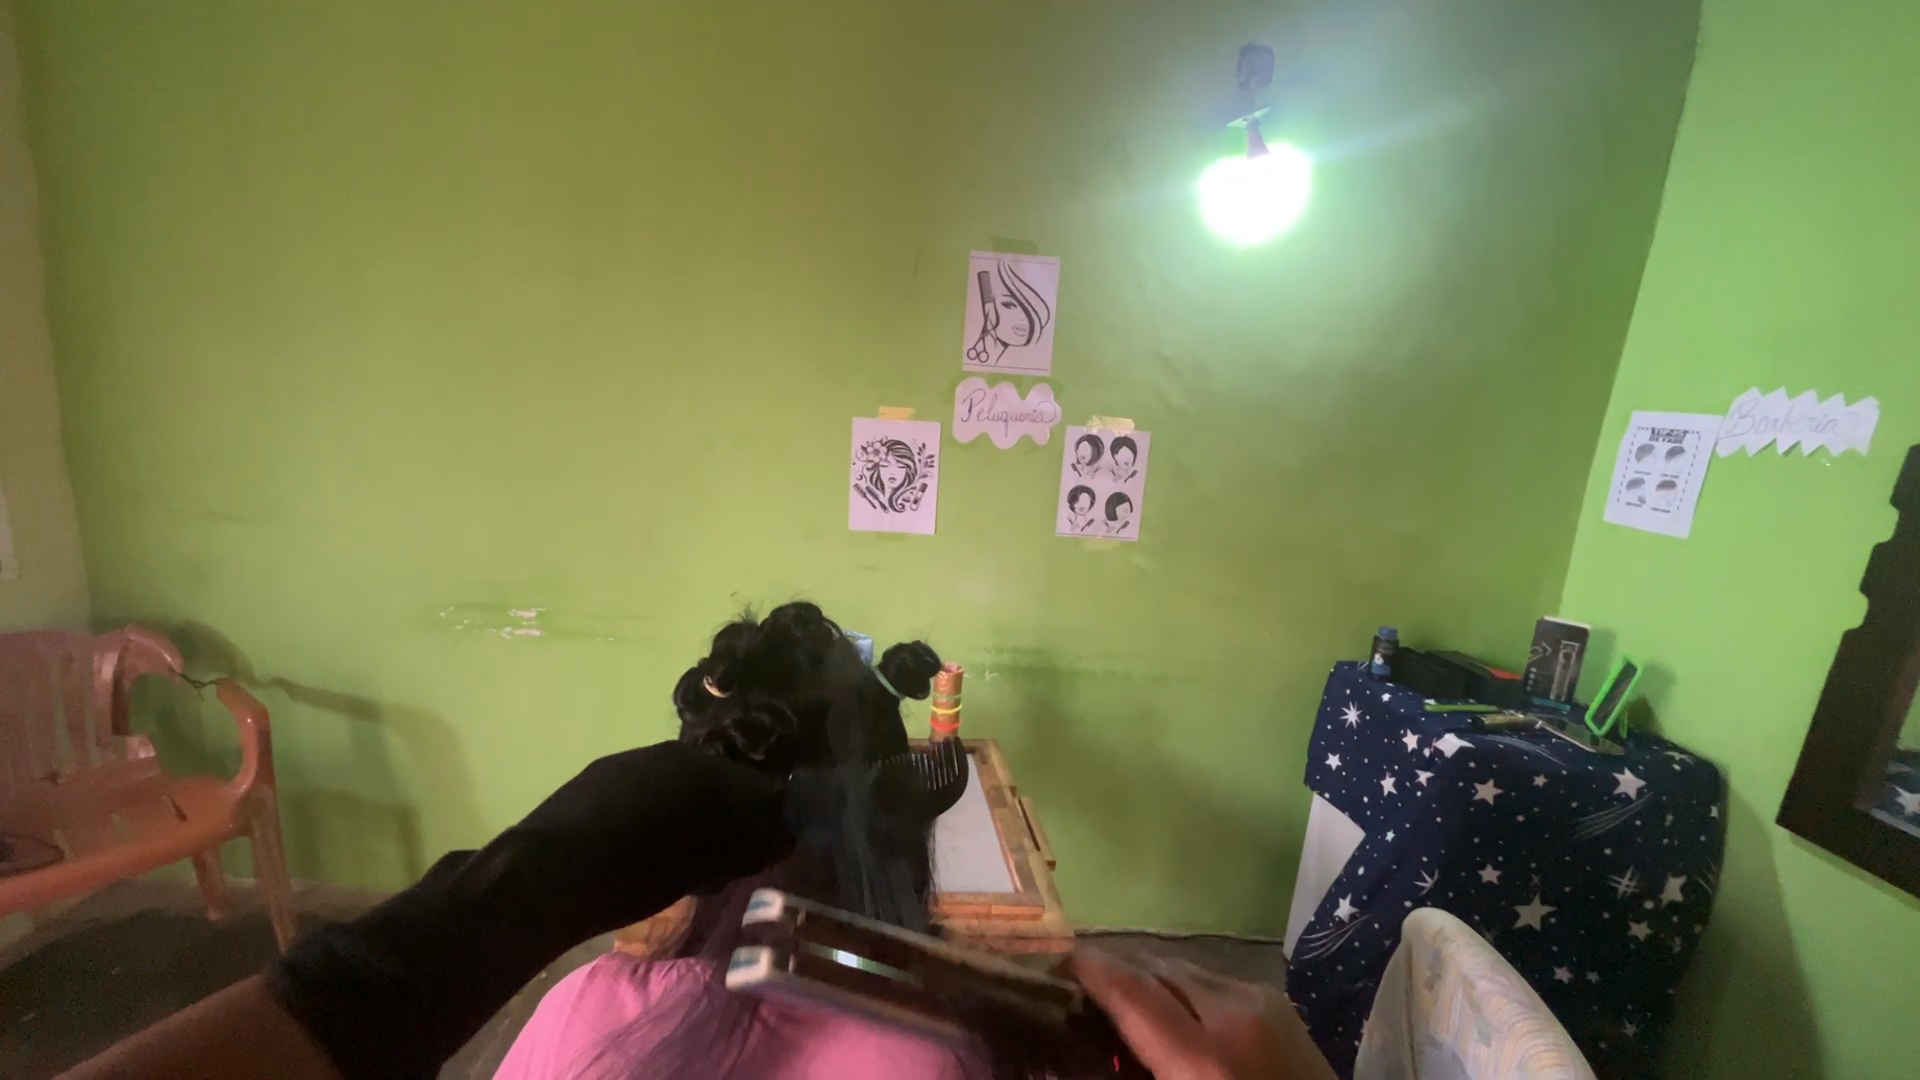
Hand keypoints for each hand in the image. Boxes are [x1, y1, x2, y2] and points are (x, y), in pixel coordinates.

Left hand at [503, 738, 793, 936]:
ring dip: (687, 811)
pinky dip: (653, 809)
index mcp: (710, 768)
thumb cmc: (639, 873)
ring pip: (679, 783)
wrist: (549, 876)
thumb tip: (782, 835)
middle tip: (721, 855)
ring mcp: (636, 758)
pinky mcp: (602, 772)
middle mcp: (678, 752)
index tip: (761, 849)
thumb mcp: (709, 866)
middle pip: (718, 782)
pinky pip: (645, 788)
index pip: (757, 788)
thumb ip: (752, 844)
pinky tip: (638, 842)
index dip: (763, 820)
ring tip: (676, 852)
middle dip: (725, 814)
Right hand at [1073, 947, 1336, 1079]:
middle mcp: (1233, 1014)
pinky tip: (1179, 1016)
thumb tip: (1090, 1055)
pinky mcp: (1281, 1004)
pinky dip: (1187, 991)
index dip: (1088, 970)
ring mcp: (1263, 1002)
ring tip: (1129, 1005)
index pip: (1130, 991)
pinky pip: (1215, 981)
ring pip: (1185, 970)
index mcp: (1205, 1062)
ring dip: (1153, 982)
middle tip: (1084, 993)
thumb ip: (1135, 1069)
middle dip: (1117, 975)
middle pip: (1155, 970)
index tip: (1055, 962)